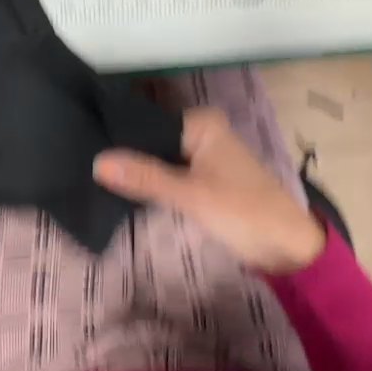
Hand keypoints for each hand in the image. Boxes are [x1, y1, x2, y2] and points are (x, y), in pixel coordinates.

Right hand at [93, 109, 327, 273]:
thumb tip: (97, 162)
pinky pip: (169, 176)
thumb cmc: (243, 211)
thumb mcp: (190, 195)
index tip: (84, 153)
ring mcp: (203, 157)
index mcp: (203, 124)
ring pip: (159, 161)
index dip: (120, 140)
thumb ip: (145, 177)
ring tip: (95, 181)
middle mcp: (202, 133)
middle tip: (84, 169)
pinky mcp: (203, 180)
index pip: (149, 125)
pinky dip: (153, 184)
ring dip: (138, 173)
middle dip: (127, 158)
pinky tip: (124, 192)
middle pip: (153, 142)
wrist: (286, 246)